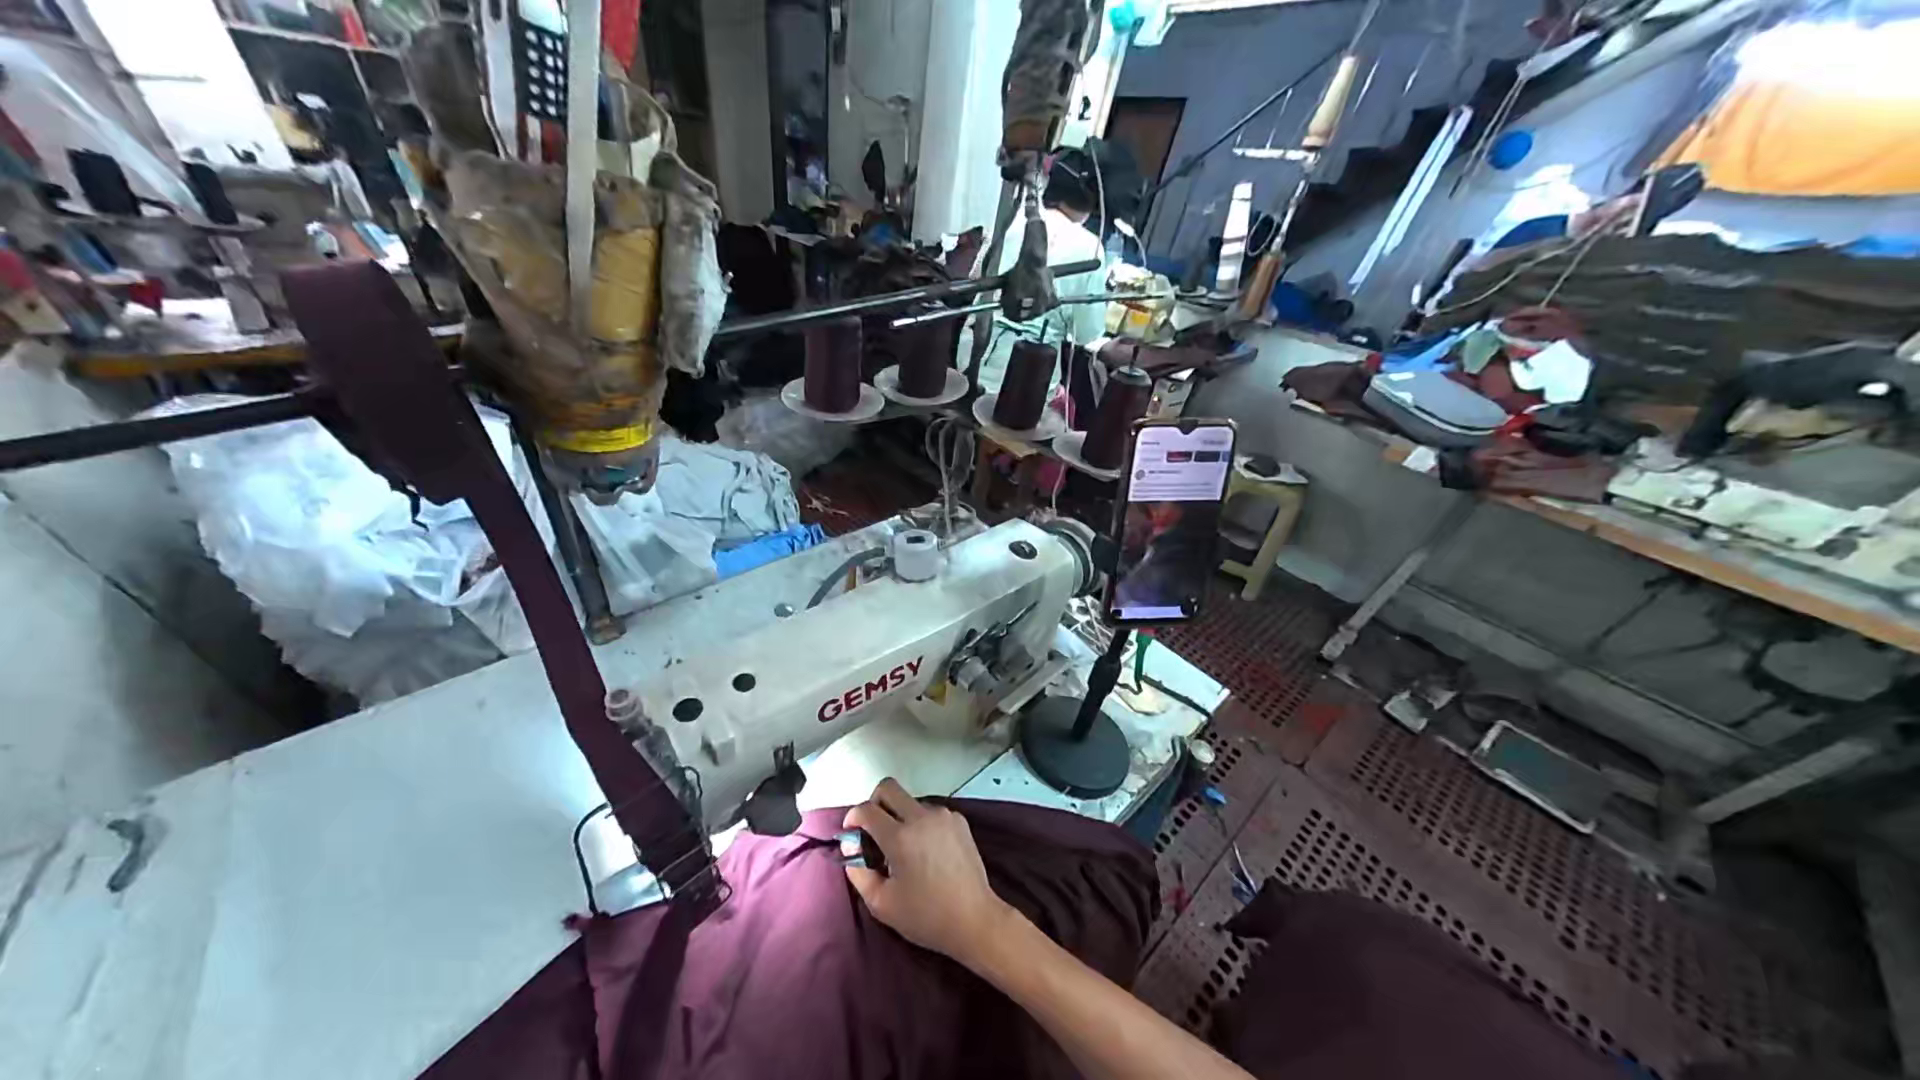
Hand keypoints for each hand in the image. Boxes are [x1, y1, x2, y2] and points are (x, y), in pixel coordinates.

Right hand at [842, 778, 1014, 967]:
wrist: (974, 919)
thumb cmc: (925, 916)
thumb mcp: (882, 903)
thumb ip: (859, 873)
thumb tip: (851, 848)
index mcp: (900, 837)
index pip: (867, 809)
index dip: (853, 817)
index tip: (851, 832)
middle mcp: (921, 817)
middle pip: (888, 788)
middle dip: (874, 803)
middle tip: (873, 829)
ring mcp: (943, 815)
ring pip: (910, 801)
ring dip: (900, 815)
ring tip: (904, 848)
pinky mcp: (959, 820)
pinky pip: (930, 812)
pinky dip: (921, 823)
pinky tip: (926, 849)